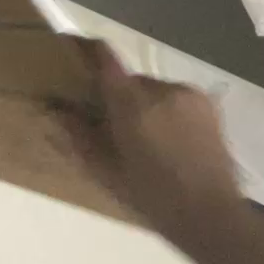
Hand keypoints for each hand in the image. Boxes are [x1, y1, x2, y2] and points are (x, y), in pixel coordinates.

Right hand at [75, 40, 263, 263]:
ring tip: (146, 136)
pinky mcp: (207, 103)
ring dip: (143, 103)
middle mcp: (158, 88)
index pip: (103, 56)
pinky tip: (170, 137)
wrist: (212, 217)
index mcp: (130, 103)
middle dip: (117, 95)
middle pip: (127, 79)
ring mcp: (187, 94)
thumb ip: (75, 132)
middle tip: (114, 123)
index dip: (84, 46)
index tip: (69, 45)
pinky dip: (166, 109)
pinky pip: (174, 96)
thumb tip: (51, 107)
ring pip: (151, 88)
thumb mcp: (103, 168)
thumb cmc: (150, 195)